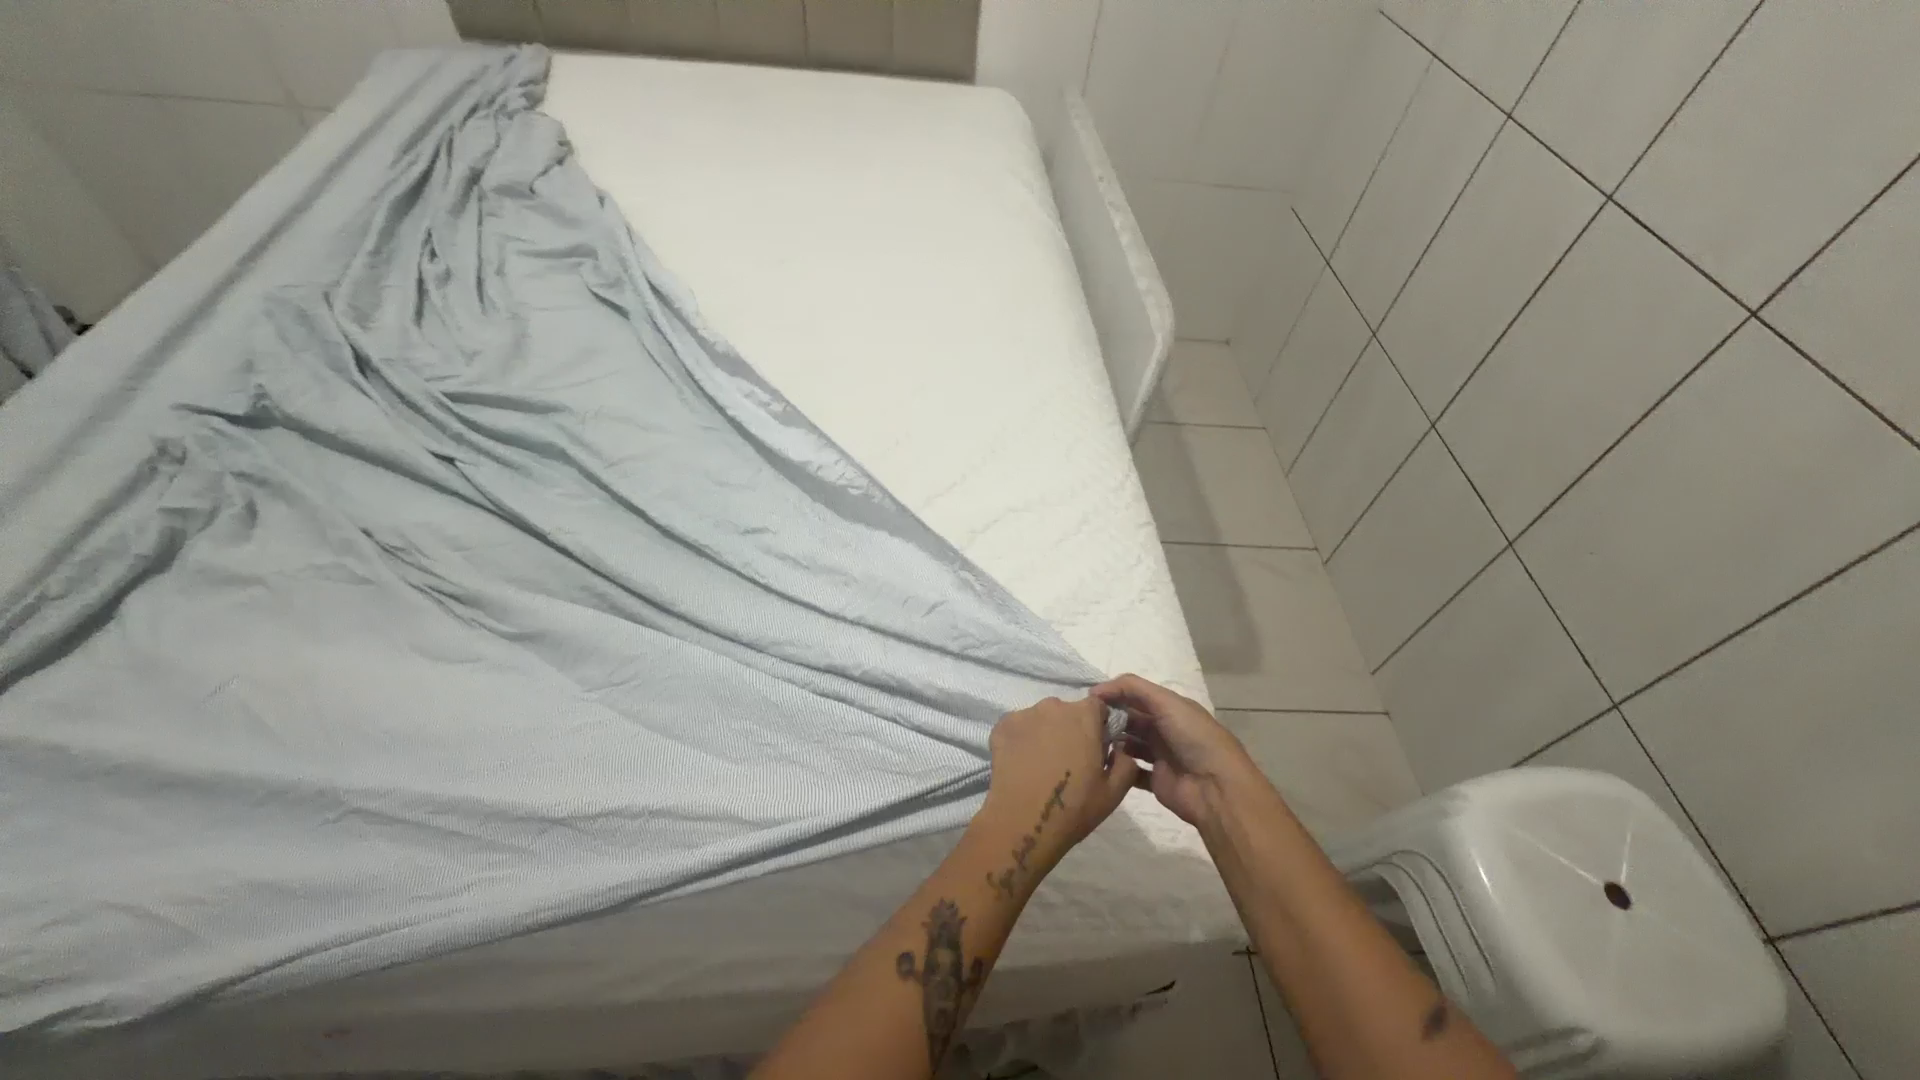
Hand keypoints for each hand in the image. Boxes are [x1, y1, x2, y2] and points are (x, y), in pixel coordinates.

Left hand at [978, 696, 1138, 887]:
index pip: (1098, 707)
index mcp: (1084, 715)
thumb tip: (1120, 747)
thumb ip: (1126, 761)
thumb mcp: (1115, 791)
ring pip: (1041, 718)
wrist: (1023, 822)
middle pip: (1067, 711)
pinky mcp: (1001, 726)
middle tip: (1068, 760)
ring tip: (1042, 764)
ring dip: (1045, 733)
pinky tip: (1022, 763)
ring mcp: (1024, 714)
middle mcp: (1053, 706)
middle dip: (1071, 729)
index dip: (1098, 726)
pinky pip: (1018, 727)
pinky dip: (1022, 739)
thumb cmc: (1074, 807)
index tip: (1095, 748)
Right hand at [1093, 674, 1252, 827]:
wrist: (1215, 787)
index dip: (1114, 694)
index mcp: (1172, 708)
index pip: (1137, 696)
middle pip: (1131, 720)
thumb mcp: (1166, 703)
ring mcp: (1161, 756)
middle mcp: (1166, 729)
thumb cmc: (1193, 738)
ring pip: (1129, 744)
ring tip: (1089, 741)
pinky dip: (1118, 767)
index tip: (1088, 699)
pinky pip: (1131, 772)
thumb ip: (1133, 689)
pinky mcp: (1156, 780)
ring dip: (1112, 741)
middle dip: (1110, 718)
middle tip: (1084, 722)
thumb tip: (1096, 690)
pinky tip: (1101, 763)